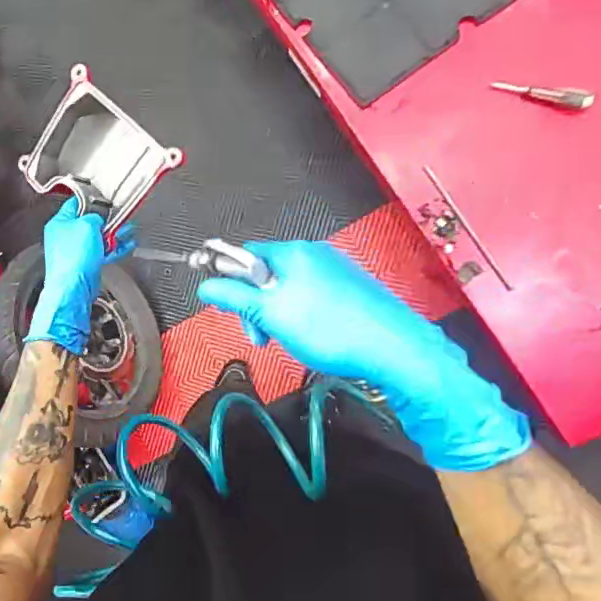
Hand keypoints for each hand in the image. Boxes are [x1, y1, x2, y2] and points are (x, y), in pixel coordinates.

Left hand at [25, 197, 134, 354]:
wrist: (73, 288)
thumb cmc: (72, 259)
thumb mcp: (87, 225)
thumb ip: (94, 216)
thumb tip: (100, 217)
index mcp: (59, 223)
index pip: (75, 203)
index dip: (91, 200)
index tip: (104, 201)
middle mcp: (65, 237)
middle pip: (89, 222)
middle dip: (107, 221)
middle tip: (119, 218)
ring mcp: (75, 251)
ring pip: (97, 238)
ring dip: (113, 235)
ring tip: (126, 231)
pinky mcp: (85, 264)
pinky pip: (101, 252)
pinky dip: (113, 248)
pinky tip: (124, 246)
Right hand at [196, 241, 529, 470]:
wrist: (394, 348)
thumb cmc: (335, 330)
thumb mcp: (271, 315)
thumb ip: (234, 297)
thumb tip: (206, 285)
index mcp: (293, 252)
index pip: (246, 255)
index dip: (233, 282)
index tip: (233, 308)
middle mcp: (315, 253)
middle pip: (268, 272)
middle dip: (258, 304)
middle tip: (263, 334)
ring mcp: (336, 269)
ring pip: (291, 287)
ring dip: (280, 312)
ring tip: (291, 338)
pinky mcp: (351, 287)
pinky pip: (314, 295)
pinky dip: (305, 314)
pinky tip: (315, 336)